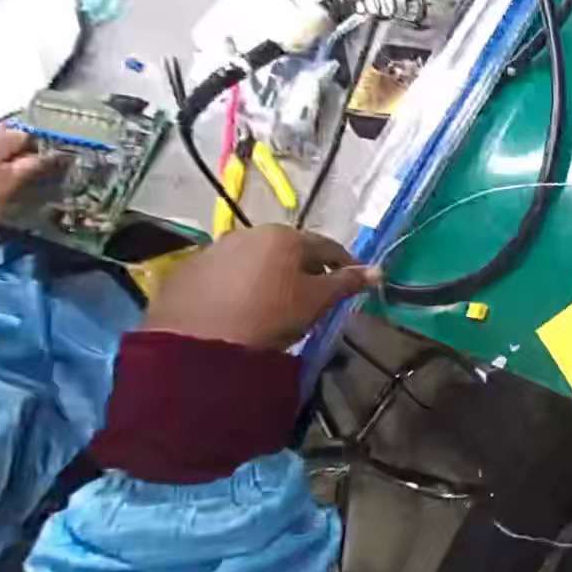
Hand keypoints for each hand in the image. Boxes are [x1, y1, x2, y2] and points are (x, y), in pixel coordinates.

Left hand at [142, 226, 378, 349]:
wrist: (201, 340)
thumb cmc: (272, 315)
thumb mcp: (317, 301)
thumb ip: (347, 283)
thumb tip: (378, 270)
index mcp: (286, 236)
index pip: (328, 246)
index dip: (346, 265)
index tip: (354, 284)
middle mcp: (250, 232)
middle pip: (291, 249)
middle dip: (309, 269)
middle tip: (318, 295)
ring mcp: (218, 247)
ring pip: (259, 258)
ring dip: (275, 274)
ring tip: (281, 302)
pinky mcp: (194, 268)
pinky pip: (232, 271)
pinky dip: (246, 283)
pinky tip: (247, 306)